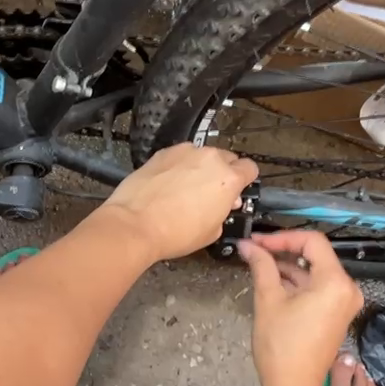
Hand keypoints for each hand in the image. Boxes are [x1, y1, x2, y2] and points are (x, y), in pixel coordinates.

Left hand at [97, 143, 258, 260]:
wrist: (135, 225)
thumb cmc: (174, 233)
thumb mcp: (212, 232)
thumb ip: (223, 211)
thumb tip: (223, 205)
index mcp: (229, 178)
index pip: (249, 169)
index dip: (245, 180)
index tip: (237, 189)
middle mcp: (210, 159)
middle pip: (227, 158)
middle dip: (222, 173)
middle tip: (211, 193)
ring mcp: (185, 152)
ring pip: (202, 155)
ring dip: (199, 168)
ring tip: (186, 189)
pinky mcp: (163, 153)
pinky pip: (179, 156)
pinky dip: (178, 166)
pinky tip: (169, 184)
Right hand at [239, 229, 363, 385]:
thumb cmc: (281, 346)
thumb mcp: (268, 299)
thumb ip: (261, 266)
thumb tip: (249, 246)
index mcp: (335, 282)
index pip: (312, 242)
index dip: (282, 238)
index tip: (258, 242)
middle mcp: (347, 289)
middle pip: (316, 256)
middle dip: (284, 250)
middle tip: (255, 250)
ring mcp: (344, 303)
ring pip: (315, 272)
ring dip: (288, 267)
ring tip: (258, 265)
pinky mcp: (336, 314)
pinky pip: (318, 288)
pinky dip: (297, 283)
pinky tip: (273, 281)